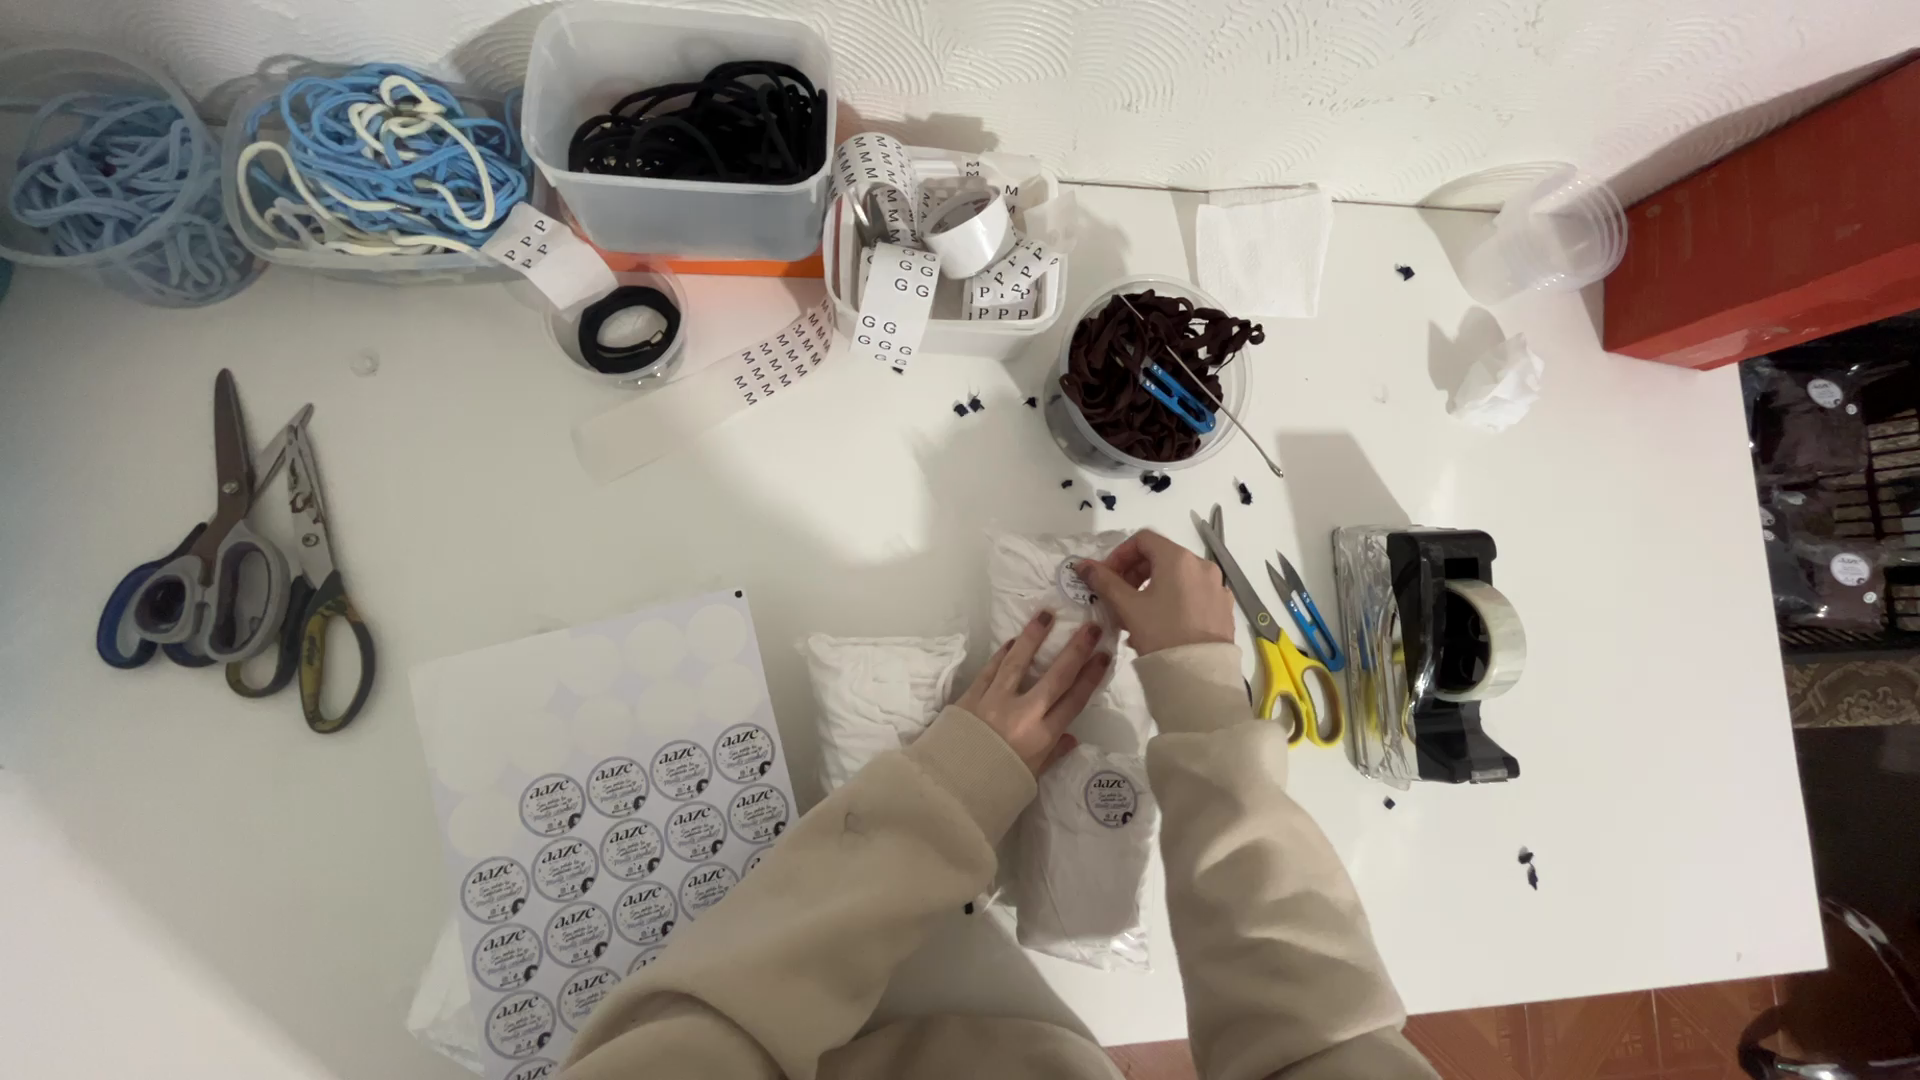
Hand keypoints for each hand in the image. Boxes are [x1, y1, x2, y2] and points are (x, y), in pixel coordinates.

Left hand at [955, 609, 1109, 774]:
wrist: (951, 788)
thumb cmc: (995, 785)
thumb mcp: (1030, 775)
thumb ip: (1052, 754)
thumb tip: (1072, 737)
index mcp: (1041, 736)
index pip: (1074, 700)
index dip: (1091, 676)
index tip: (1103, 655)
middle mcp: (1023, 713)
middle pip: (1056, 676)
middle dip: (1075, 649)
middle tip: (1090, 626)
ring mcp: (996, 700)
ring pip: (1019, 661)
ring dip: (1034, 637)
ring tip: (1046, 615)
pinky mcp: (973, 695)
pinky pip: (991, 668)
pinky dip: (1002, 654)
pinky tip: (1012, 641)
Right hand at [1078, 529, 1236, 655]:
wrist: (1200, 674)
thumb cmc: (1161, 633)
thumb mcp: (1128, 606)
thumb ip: (1104, 581)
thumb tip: (1082, 565)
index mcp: (1178, 558)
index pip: (1143, 539)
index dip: (1119, 554)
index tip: (1107, 577)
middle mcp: (1201, 565)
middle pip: (1160, 556)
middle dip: (1134, 573)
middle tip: (1118, 596)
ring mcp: (1216, 585)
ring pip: (1176, 576)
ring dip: (1151, 587)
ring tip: (1136, 613)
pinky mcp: (1223, 606)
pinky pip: (1192, 593)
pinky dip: (1172, 598)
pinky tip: (1160, 623)